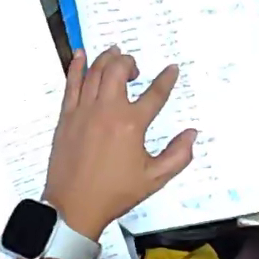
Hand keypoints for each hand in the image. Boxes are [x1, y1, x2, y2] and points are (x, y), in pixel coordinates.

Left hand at [42, 47, 195, 238]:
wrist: (74, 205)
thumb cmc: (115, 193)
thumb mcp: (154, 179)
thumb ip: (178, 155)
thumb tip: (192, 134)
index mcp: (131, 125)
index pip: (155, 94)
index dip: (166, 79)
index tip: (172, 69)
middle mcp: (107, 111)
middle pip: (118, 70)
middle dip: (130, 63)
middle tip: (135, 69)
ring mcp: (84, 111)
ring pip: (95, 71)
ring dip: (107, 58)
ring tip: (115, 53)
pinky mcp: (66, 116)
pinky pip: (71, 83)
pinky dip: (77, 66)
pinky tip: (81, 55)